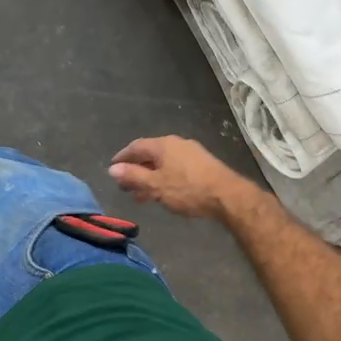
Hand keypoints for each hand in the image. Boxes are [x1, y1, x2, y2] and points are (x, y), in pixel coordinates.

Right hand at [109, 136, 254, 220]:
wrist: (227, 196)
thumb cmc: (187, 189)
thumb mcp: (156, 185)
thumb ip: (133, 176)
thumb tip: (113, 169)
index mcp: (163, 145)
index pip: (136, 147)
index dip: (122, 158)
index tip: (112, 169)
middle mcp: (176, 144)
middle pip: (150, 155)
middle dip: (136, 170)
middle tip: (125, 185)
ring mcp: (191, 153)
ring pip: (163, 163)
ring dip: (150, 177)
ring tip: (141, 195)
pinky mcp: (202, 165)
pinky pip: (175, 168)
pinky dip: (164, 178)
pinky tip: (163, 193)